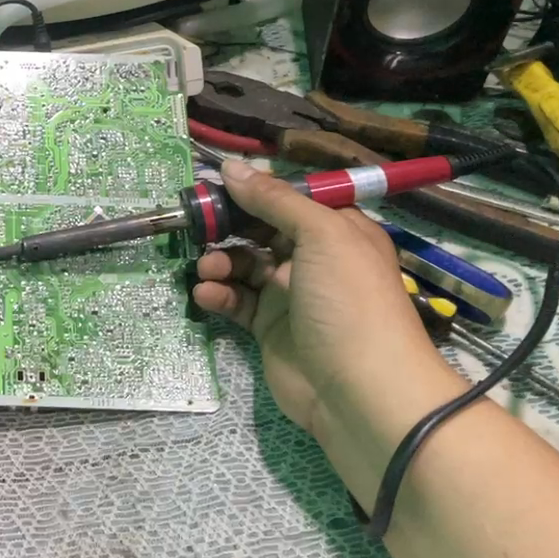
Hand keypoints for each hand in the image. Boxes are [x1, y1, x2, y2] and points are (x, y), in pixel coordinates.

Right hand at [192, 161, 464, 453]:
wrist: (361, 391)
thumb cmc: (348, 300)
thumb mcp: (320, 235)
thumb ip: (274, 199)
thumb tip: (230, 166)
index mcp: (337, 231)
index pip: (291, 199)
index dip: (255, 190)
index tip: (216, 184)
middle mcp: (314, 259)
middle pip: (261, 230)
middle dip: (228, 226)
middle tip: (197, 224)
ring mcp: (291, 295)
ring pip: (244, 265)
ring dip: (220, 261)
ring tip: (208, 268)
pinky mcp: (269, 328)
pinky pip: (236, 300)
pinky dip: (219, 294)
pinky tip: (208, 294)